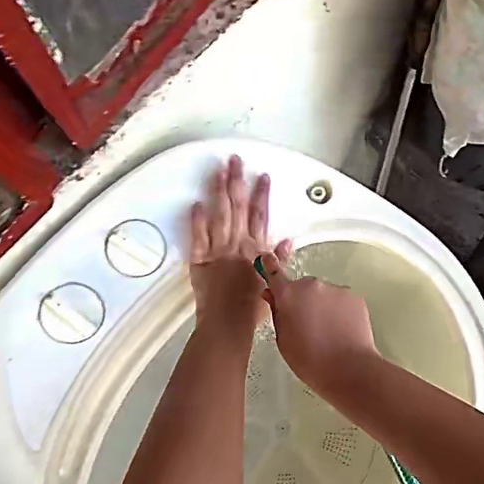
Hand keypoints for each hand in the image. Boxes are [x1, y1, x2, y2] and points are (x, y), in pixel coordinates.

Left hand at [190, 155, 290, 331]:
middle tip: (235, 160)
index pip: (260, 216)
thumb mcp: (272, 284)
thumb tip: (287, 242)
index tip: (262, 176)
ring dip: (219, 191)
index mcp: (256, 250)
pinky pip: (198, 237)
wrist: (229, 323)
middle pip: (238, 208)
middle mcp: (238, 245)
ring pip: (219, 215)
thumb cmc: (251, 309)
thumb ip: (278, 260)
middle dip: (237, 182)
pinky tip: (196, 202)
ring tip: (218, 171)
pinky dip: (196, 220)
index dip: (262, 195)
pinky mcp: (200, 261)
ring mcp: (218, 251)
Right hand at [258, 255, 381, 395]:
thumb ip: (277, 313)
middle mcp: (312, 286)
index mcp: (289, 295)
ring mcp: (335, 289)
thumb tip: (272, 295)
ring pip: (324, 294)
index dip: (270, 265)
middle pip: (303, 288)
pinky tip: (341, 330)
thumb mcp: (283, 340)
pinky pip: (342, 300)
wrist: (348, 368)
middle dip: (303, 300)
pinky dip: (340, 311)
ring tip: (327, 333)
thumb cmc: (310, 360)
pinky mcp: (355, 297)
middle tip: (306, 326)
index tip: (267, 258)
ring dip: (323, 306)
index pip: (274, 273)